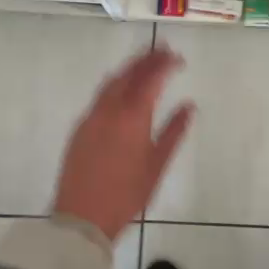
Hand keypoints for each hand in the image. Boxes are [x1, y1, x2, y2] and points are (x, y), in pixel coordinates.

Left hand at [52, 47, 193, 240]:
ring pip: (111, 82)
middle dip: (146, 59)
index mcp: (132, 116)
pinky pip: (100, 96)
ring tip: (144, 64)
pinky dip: (115, 84)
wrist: (82, 217)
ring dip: (129, 69)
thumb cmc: (126, 195)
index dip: (165, 64)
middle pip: (129, 73)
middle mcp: (109, 109)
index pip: (150, 78)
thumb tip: (188, 106)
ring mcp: (91, 117)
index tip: (178, 57)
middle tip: (163, 50)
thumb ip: (173, 132)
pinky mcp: (80, 128)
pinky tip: (122, 90)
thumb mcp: (157, 166)